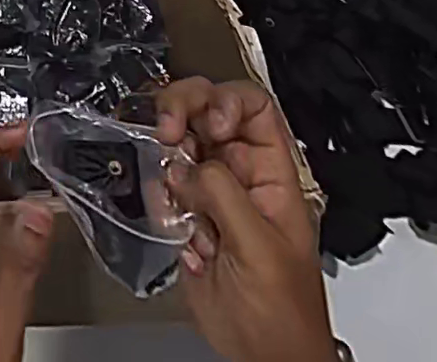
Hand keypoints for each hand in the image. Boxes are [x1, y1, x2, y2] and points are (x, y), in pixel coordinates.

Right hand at [157, 78, 335, 361]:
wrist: (260, 357)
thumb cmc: (283, 316)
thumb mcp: (262, 250)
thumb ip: (225, 196)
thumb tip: (184, 164)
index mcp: (271, 173)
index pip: (252, 106)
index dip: (227, 100)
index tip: (209, 123)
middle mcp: (236, 169)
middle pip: (204, 106)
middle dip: (179, 108)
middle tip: (166, 131)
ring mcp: (206, 184)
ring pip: (175, 135)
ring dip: (163, 151)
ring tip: (169, 184)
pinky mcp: (181, 203)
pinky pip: (158, 173)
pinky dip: (154, 185)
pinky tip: (169, 213)